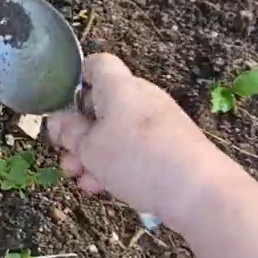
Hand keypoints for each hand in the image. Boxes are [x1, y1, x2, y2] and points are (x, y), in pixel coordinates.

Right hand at [45, 53, 253, 233]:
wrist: (200, 193)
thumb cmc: (136, 159)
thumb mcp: (89, 148)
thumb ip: (68, 132)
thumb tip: (57, 121)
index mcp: (120, 88)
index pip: (97, 64)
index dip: (76, 78)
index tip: (60, 104)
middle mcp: (142, 98)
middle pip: (103, 105)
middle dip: (79, 131)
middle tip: (64, 155)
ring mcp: (160, 124)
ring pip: (116, 131)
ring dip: (93, 153)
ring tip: (80, 179)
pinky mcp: (173, 147)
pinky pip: (135, 148)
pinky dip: (116, 163)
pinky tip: (102, 188)